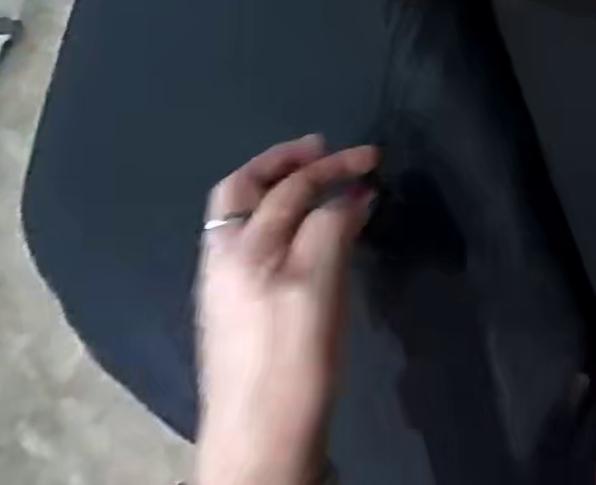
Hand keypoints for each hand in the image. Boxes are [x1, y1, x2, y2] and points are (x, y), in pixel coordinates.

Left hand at [195, 135, 378, 484]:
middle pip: (243, 187)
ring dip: (278, 186)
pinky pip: (251, 237)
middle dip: (282, 161)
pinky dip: (276, 215)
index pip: (292, 188)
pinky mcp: (234, 305)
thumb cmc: (293, 361)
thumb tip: (354, 196)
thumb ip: (332, 228)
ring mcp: (223, 282)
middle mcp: (222, 256)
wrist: (259, 446)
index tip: (373, 158)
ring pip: (243, 213)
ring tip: (314, 178)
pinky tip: (301, 228)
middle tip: (321, 149)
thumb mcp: (320, 286)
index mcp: (241, 247)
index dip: (336, 168)